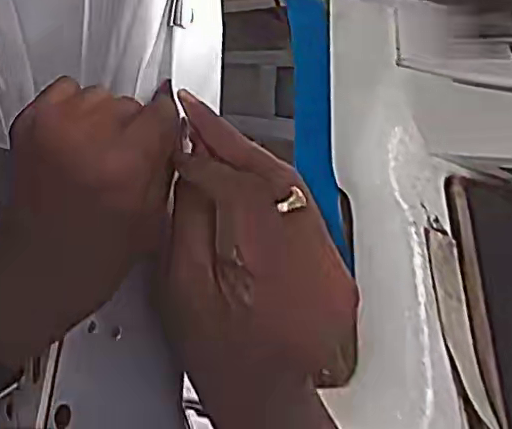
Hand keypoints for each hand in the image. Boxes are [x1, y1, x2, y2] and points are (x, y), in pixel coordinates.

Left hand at [0, 77, 180, 368]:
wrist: (34, 273)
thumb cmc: (88, 260)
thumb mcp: (150, 220)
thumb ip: (166, 165)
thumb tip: (173, 127)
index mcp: (125, 165)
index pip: (162, 111)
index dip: (164, 126)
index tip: (161, 132)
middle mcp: (89, 138)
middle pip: (130, 103)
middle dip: (132, 129)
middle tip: (120, 160)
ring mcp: (55, 126)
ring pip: (100, 94)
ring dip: (101, 118)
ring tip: (92, 153)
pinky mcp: (30, 121)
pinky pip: (66, 90)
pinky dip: (72, 109)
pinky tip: (72, 140)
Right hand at [158, 90, 357, 421]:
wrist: (269, 405)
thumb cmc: (225, 364)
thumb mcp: (183, 291)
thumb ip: (187, 220)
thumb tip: (188, 167)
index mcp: (273, 273)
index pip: (239, 188)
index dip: (204, 157)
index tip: (180, 140)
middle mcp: (313, 263)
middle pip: (271, 173)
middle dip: (227, 137)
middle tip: (195, 111)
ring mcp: (329, 261)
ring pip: (287, 180)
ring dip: (245, 150)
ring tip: (210, 131)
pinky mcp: (332, 259)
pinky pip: (296, 198)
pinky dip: (264, 175)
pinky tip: (238, 164)